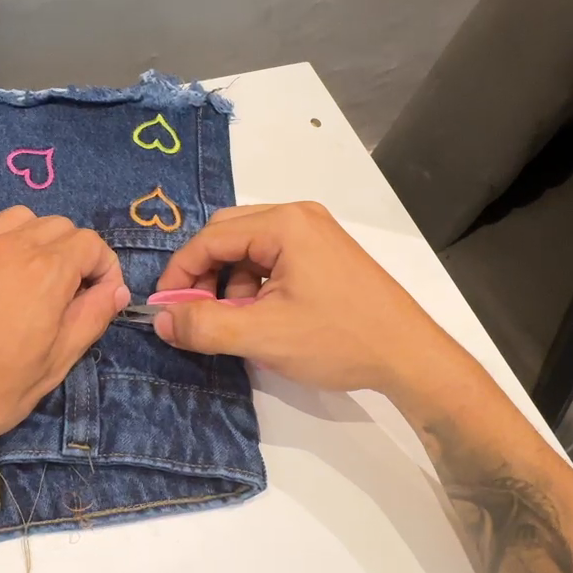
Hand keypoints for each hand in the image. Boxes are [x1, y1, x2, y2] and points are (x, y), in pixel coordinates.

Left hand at [0, 207, 129, 456]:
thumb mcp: (51, 367)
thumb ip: (90, 320)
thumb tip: (115, 291)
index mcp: (48, 270)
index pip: (93, 244)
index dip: (105, 271)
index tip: (99, 302)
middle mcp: (16, 243)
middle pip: (62, 227)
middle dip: (76, 256)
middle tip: (67, 299)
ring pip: (25, 217)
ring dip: (39, 240)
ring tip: (32, 278)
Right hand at [151, 202, 450, 394]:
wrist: (412, 357)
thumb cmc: (338, 339)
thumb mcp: (263, 336)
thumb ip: (205, 325)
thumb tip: (160, 319)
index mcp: (283, 224)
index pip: (211, 238)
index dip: (181, 272)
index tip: (166, 307)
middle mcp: (298, 215)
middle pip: (228, 234)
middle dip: (206, 274)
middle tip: (198, 313)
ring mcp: (315, 231)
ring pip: (249, 247)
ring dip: (232, 281)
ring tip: (239, 322)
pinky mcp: (326, 251)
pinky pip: (273, 256)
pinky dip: (256, 283)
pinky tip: (265, 316)